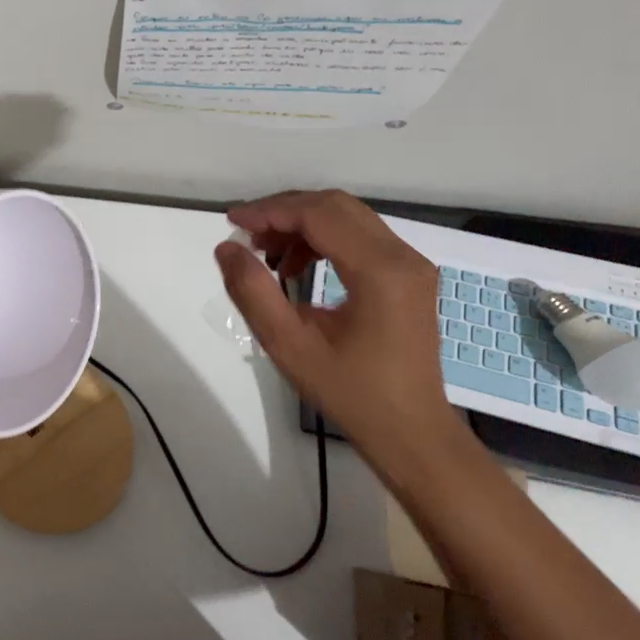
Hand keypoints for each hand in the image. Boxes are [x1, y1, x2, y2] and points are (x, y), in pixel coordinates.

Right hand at [213, 190, 451, 449]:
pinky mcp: (408, 277)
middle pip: (335, 206)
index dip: (270, 211)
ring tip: (266, 254)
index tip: (232, 222)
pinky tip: (296, 267)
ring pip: (348, 218)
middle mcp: (403, 257)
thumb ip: (253, 291)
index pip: (318, 215)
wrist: (412, 433)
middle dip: (284, 212)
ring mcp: (410, 265)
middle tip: (246, 235)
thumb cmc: (351, 392)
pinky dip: (322, 239)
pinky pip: (360, 237)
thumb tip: (227, 248)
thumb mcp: (289, 344)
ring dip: (302, 225)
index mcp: (379, 271)